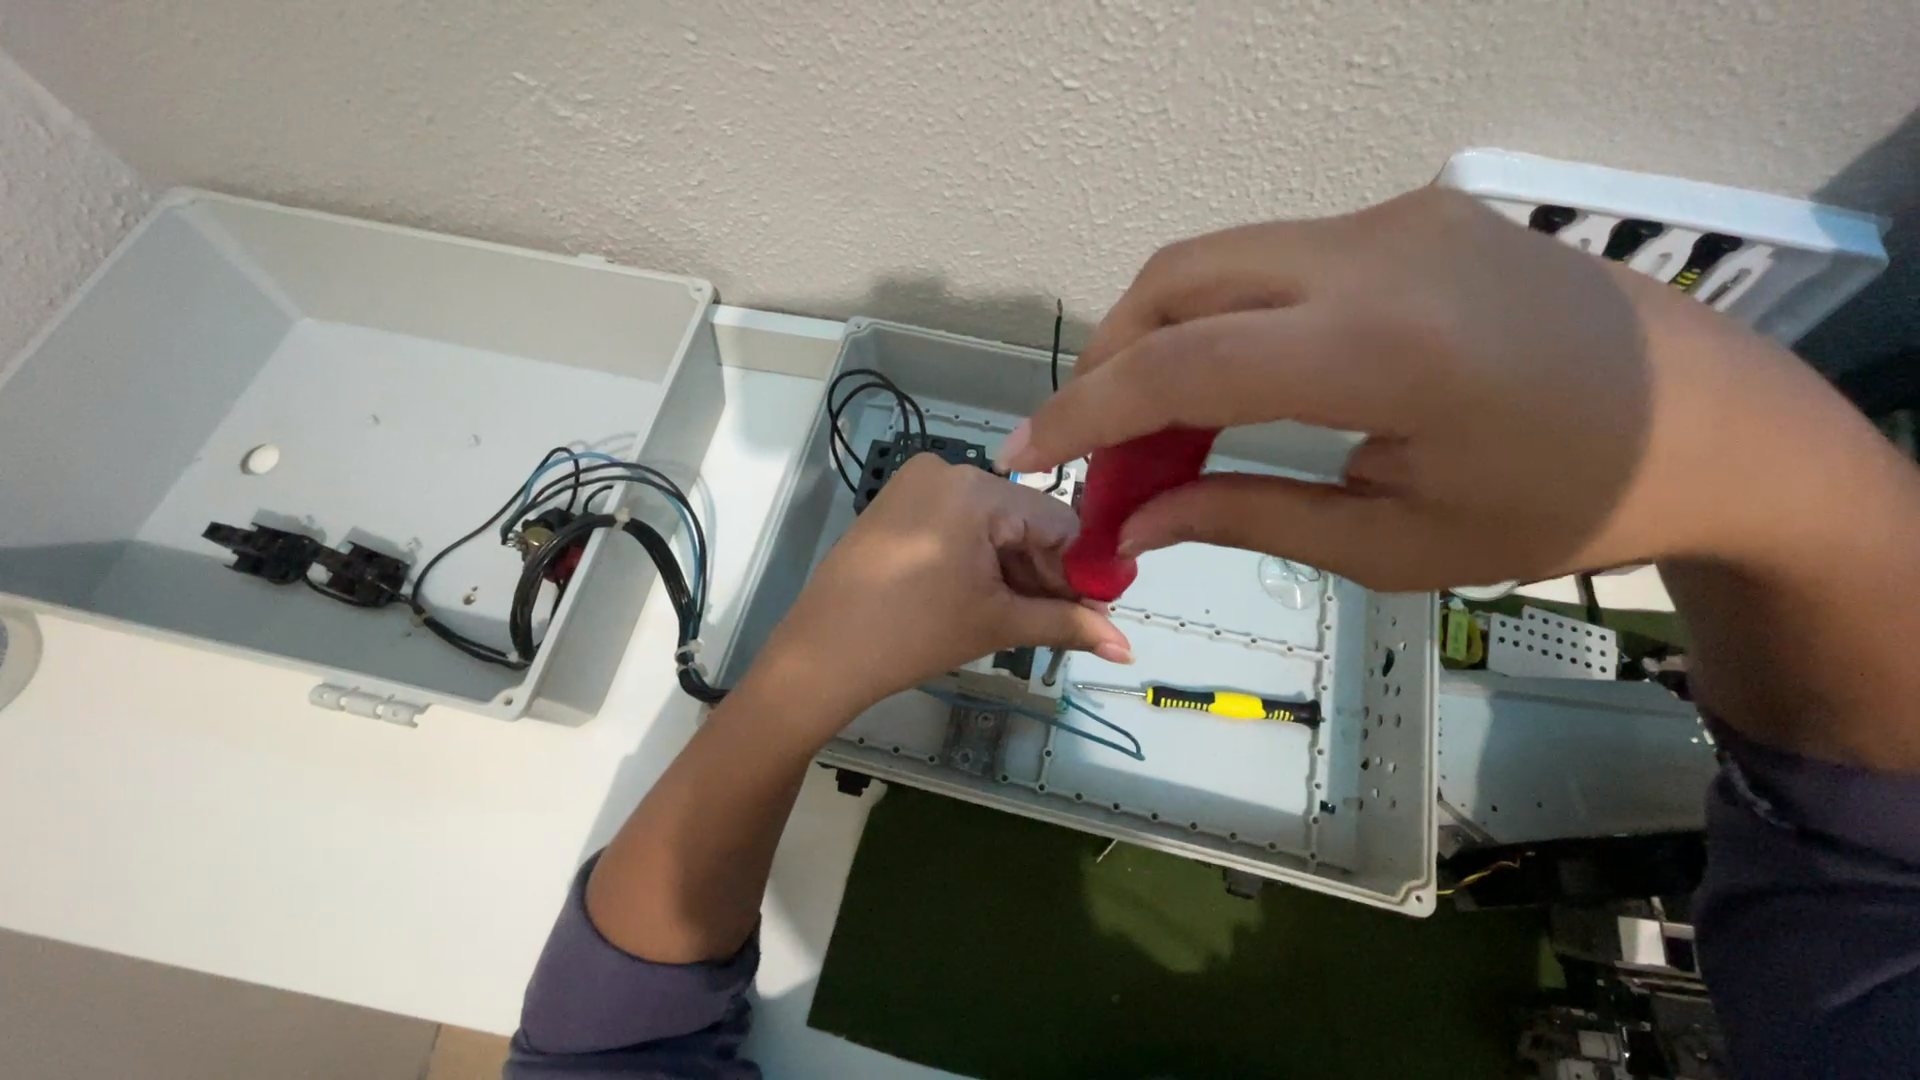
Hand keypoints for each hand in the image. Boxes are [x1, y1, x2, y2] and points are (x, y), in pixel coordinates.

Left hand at [756, 455, 1131, 723]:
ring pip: (992, 527)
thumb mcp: (997, 623)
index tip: (1103, 611)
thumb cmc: (913, 634)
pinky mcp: (898, 507)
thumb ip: (1067, 625)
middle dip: (1049, 575)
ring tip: (1034, 621)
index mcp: (975, 487)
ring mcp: (916, 487)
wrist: (821, 654)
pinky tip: (994, 601)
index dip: (1084, 569)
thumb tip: (1128, 649)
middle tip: (1072, 625)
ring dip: (1017, 573)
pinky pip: (960, 528)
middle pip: (1023, 522)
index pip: (1057, 520)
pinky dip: (982, 562)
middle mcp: (947, 470)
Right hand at [1000, 187, 1898, 591]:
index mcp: (1384, 348)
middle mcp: (1375, 251)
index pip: (1182, 364)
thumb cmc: (1559, 505)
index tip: (1028, 455)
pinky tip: (1221, 387)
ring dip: (1154, 341)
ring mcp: (1390, 218)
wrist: (1715, 417)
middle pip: (1176, 283)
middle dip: (1107, 368)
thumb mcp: (1391, 543)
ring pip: (1212, 263)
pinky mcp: (1398, 216)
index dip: (1087, 414)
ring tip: (1150, 429)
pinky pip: (1264, 263)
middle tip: (1093, 450)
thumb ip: (1243, 517)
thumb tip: (1131, 526)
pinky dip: (1212, 323)